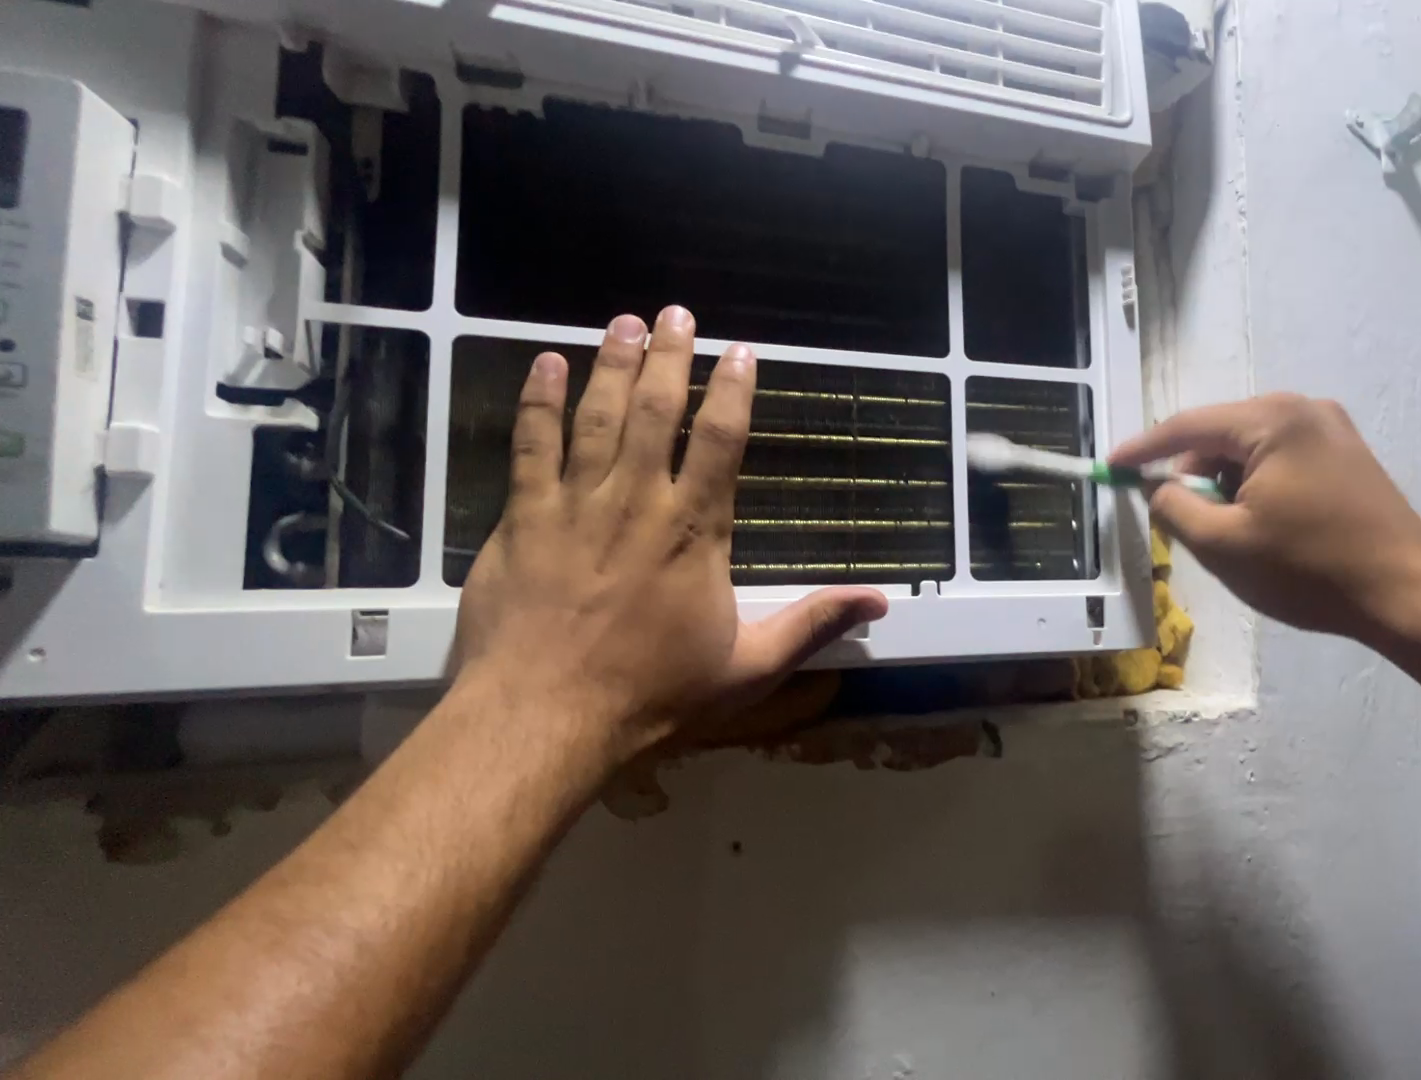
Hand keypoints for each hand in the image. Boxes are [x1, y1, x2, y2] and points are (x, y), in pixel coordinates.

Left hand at [452, 308, 887, 762]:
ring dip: (611, 365)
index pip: (721, 441)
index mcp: (695, 530)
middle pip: (655, 411)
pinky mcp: (522, 520)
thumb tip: (879, 601)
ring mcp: (575, 505)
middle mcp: (637, 501)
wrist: (547, 717)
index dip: (733, 391)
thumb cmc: (656, 693)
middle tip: (674, 312)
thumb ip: (814, 624)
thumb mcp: (752, 667)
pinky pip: (530, 447)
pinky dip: (539, 402)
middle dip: (668, 357)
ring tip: (623, 322)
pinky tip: (546, 364)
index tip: (739, 351)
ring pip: (595, 418)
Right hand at [1110, 394, 1420, 642]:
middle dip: (1193, 475)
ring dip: (1226, 484)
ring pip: (1249, 449)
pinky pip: (1280, 458)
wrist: (1406, 594)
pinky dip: (1256, 485)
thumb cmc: (1308, 568)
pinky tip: (1265, 524)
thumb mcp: (1223, 544)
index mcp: (1271, 420)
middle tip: (1186, 521)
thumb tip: (1157, 488)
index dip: (1143, 449)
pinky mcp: (1347, 453)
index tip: (1111, 466)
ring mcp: (1332, 428)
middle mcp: (1303, 408)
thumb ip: (1174, 508)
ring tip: (1233, 532)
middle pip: (1219, 435)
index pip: (1187, 426)